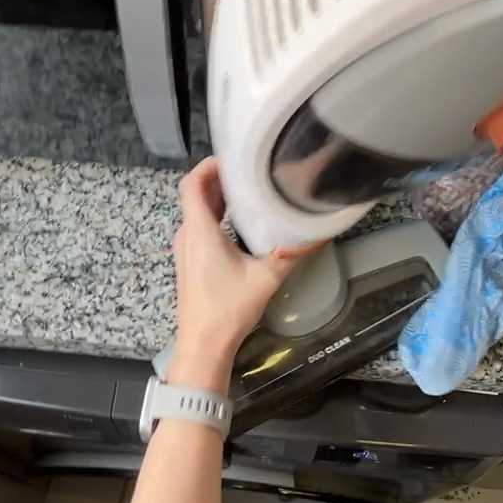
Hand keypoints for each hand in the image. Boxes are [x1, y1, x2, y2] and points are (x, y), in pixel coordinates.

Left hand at [170, 158, 308, 384]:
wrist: (204, 344)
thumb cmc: (228, 310)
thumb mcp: (265, 279)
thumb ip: (290, 253)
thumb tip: (317, 235)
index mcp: (200, 231)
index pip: (192, 183)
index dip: (208, 165)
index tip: (233, 158)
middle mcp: (187, 236)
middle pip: (196, 195)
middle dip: (220, 179)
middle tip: (249, 173)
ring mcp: (185, 251)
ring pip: (197, 213)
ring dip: (218, 200)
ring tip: (248, 194)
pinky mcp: (190, 263)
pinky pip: (199, 229)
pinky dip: (215, 218)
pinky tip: (239, 225)